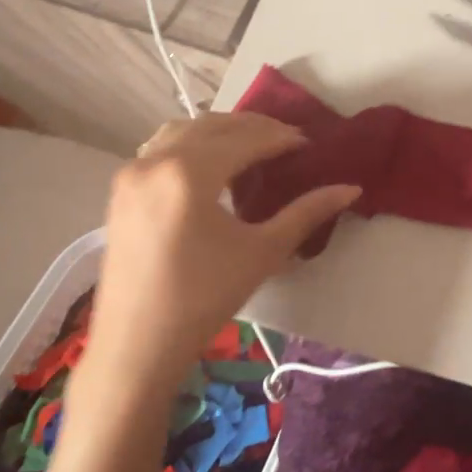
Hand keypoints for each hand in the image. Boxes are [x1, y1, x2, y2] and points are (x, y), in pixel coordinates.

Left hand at [93, 113, 360, 382]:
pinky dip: (192, 145)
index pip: (247, 138)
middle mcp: (156, 161)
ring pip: (183, 131)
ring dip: (221, 131)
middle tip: (289, 143)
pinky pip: (161, 149)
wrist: (137, 345)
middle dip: (254, 128)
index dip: (283, 139)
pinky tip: (212, 168)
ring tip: (252, 149)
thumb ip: (306, 212)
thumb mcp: (263, 252)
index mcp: (190, 172)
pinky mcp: (121, 191)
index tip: (311, 146)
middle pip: (214, 125)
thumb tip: (350, 188)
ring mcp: (132, 174)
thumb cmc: (204, 298)